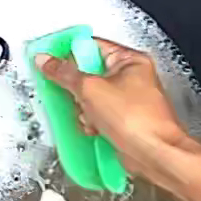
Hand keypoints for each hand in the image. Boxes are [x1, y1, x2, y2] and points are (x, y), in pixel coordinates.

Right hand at [33, 38, 197, 179]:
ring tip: (89, 116)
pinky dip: (92, 122)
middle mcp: (132, 78)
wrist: (154, 155)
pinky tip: (94, 129)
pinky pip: (97, 115)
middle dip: (77, 88)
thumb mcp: (91, 89)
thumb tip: (46, 61)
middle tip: (73, 93)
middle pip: (89, 73)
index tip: (51, 58)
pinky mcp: (123, 121)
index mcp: (130, 60)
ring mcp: (128, 101)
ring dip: (84, 109)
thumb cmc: (138, 120)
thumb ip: (64, 73)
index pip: (92, 45)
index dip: (70, 52)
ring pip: (91, 97)